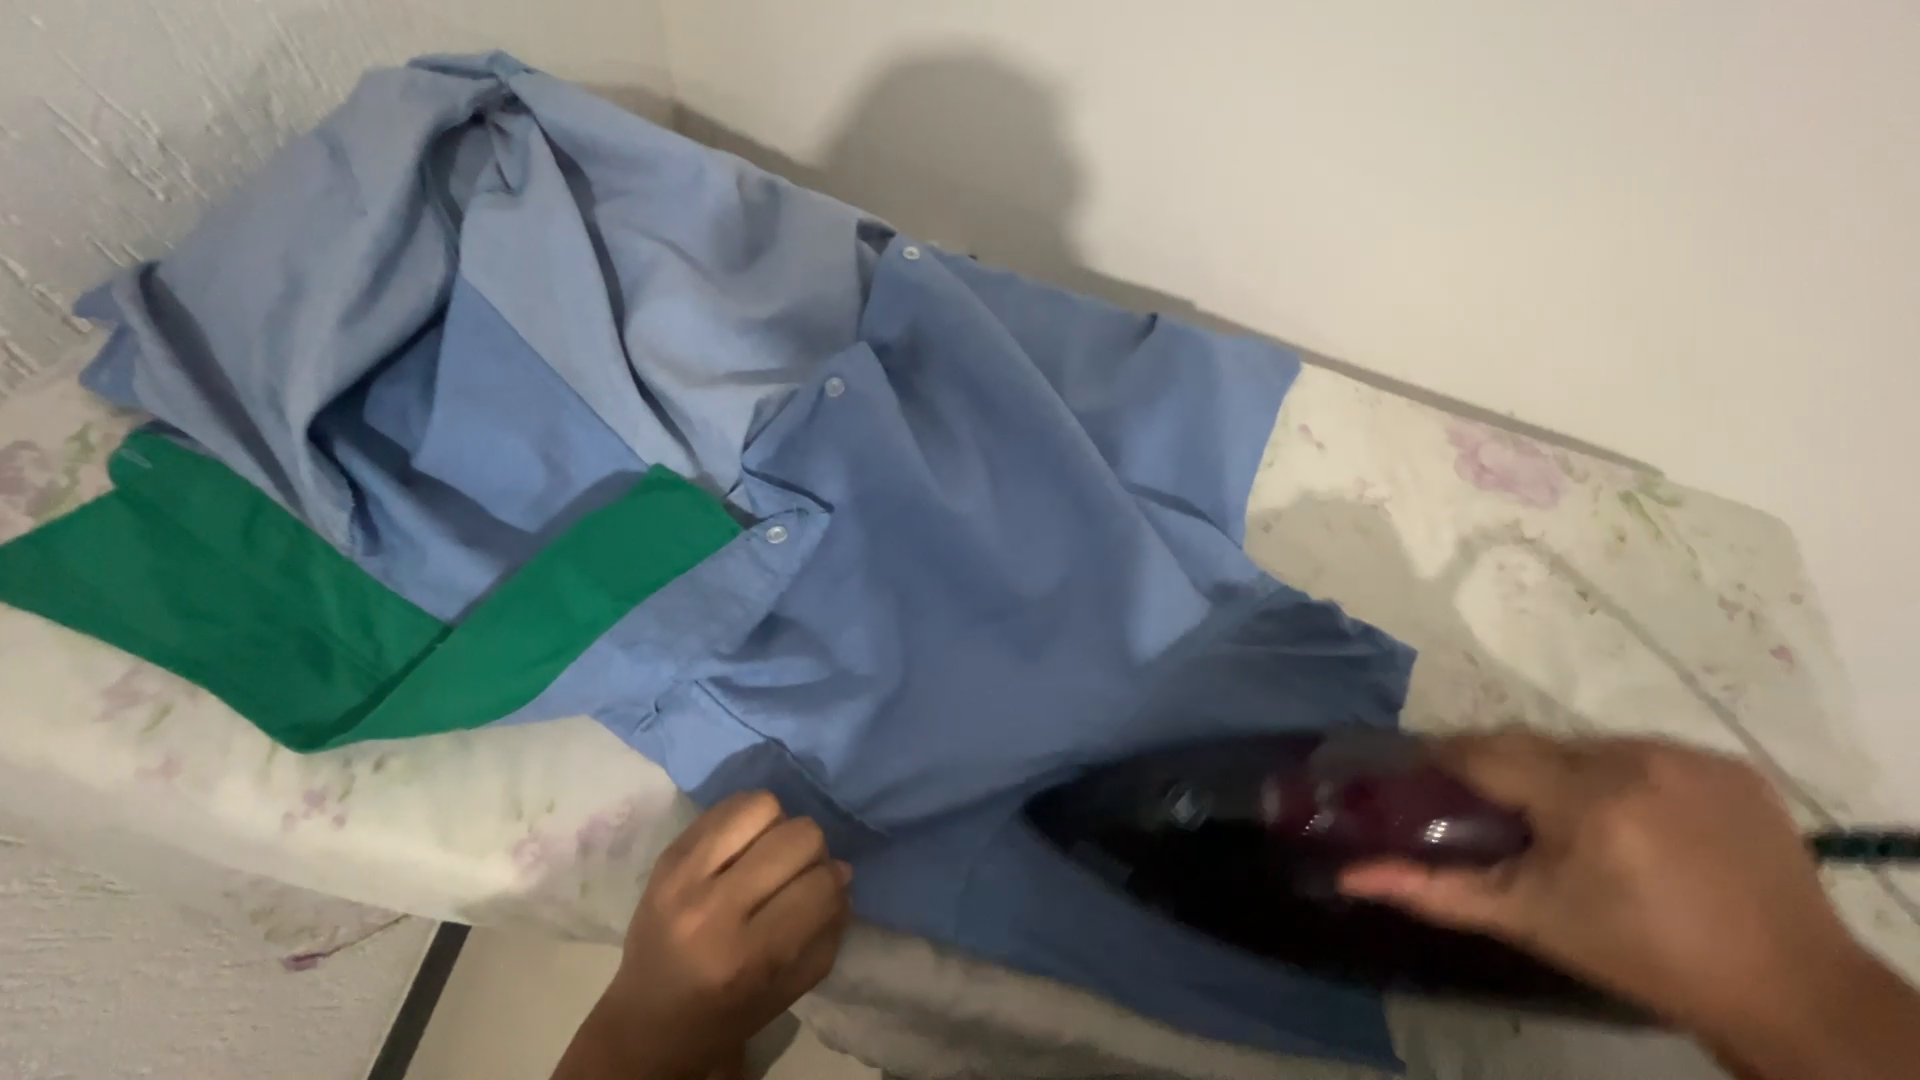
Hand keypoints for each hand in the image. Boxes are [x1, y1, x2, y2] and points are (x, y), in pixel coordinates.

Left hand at [555, 792, 850, 1079]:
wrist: (646, 1019)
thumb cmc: (727, 1012)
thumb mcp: (790, 989)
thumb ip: (827, 930)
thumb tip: (840, 872)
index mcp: (745, 956)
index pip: (819, 886)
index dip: (833, 884)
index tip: (826, 893)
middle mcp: (712, 909)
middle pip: (798, 836)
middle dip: (813, 852)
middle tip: (798, 873)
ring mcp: (683, 875)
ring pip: (763, 806)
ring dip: (779, 827)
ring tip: (768, 854)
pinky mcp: (668, 853)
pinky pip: (728, 804)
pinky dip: (749, 818)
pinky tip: (745, 845)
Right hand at [1338, 733, 1861, 1040]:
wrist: (1787, 989)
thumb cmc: (1638, 954)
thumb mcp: (1527, 920)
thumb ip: (1432, 889)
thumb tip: (1348, 875)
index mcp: (1585, 800)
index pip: (1484, 751)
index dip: (1446, 757)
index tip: (1424, 775)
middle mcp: (1636, 761)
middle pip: (1533, 743)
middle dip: (1505, 769)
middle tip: (1493, 809)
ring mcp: (1689, 757)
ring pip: (1585, 744)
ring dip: (1561, 770)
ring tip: (1564, 817)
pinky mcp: (1730, 764)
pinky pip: (1641, 751)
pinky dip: (1619, 774)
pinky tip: (1630, 817)